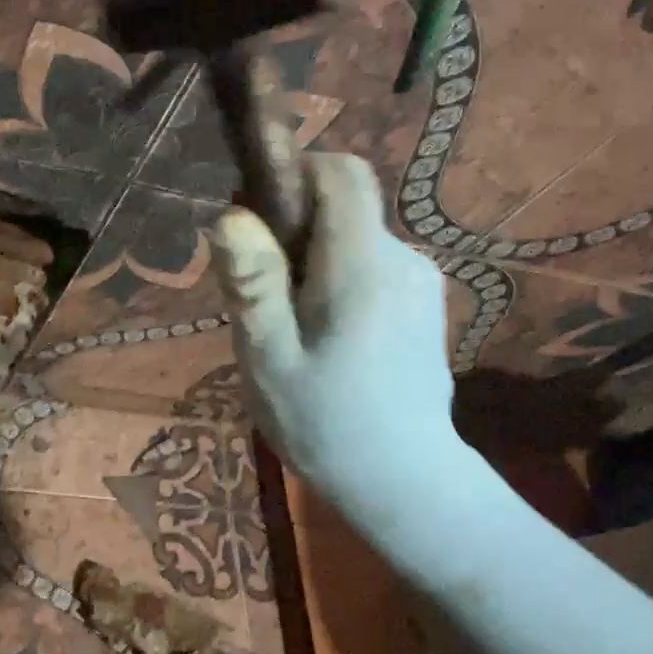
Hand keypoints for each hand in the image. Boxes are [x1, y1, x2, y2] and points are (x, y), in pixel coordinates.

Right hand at [208, 153, 456, 499]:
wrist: (403, 480)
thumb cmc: (325, 424)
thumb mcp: (269, 358)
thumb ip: (253, 283)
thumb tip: (229, 212)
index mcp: (363, 266)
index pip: (342, 173)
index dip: (295, 174)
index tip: (256, 221)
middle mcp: (402, 259)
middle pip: (342, 210)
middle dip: (292, 237)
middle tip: (259, 306)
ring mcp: (420, 282)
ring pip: (352, 243)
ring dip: (311, 268)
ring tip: (290, 336)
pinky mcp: (423, 305)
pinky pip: (370, 270)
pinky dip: (337, 287)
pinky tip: (326, 346)